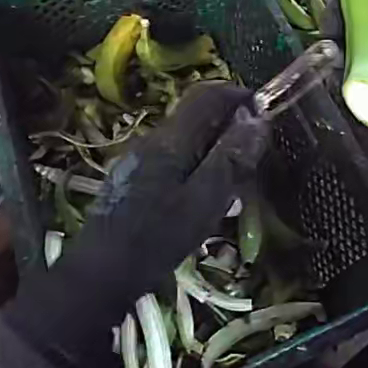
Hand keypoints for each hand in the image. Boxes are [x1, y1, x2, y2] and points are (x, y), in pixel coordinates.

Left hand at [2, 83, 268, 367]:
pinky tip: (204, 193)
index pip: (208, 95)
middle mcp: (152, 138)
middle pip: (196, 114)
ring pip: (184, 137)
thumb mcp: (203, 201)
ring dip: (213, 144)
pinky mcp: (132, 177)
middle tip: (257, 149)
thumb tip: (257, 116)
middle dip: (229, 122)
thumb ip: (230, 159)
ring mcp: (138, 157)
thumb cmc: (156, 238)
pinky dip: (196, 162)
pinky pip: (172, 156)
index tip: (267, 113)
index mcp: (170, 138)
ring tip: (237, 174)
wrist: (101, 272)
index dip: (239, 96)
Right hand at [344, 0, 367, 185]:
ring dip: (333, 34)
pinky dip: (329, 59)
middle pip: (343, 5)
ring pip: (331, 29)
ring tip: (341, 48)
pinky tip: (340, 66)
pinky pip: (326, 59)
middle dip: (340, 9)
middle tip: (342, 23)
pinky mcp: (344, 77)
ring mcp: (357, 52)